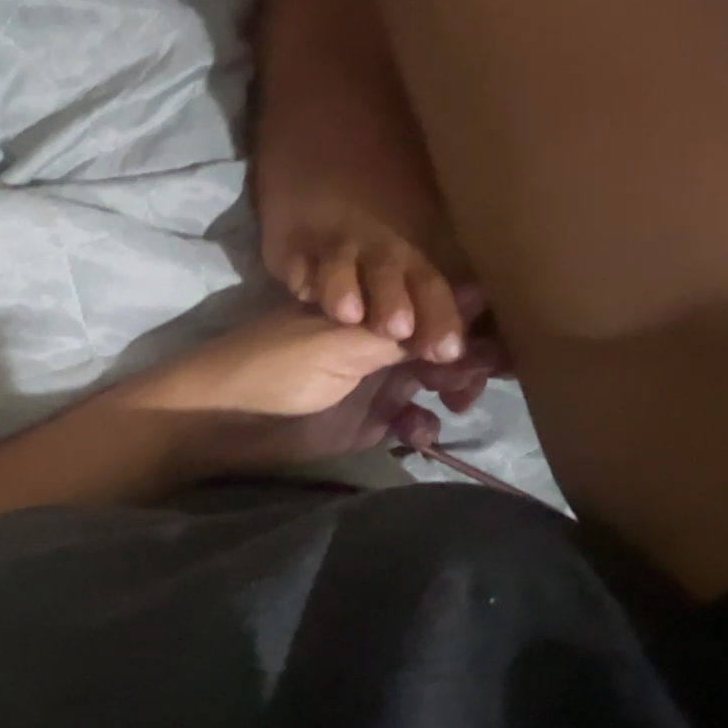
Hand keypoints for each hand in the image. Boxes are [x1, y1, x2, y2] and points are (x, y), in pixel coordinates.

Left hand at [116, 309, 497, 476]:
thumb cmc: (272, 369)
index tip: (508, 338)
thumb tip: (475, 293)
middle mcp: (376, 341)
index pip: (434, 304)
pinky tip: (417, 434)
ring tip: (454, 403)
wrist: (219, 423)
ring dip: (453, 392)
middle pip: (443, 345)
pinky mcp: (363, 422)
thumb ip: (403, 330)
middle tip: (478, 378)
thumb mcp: (339, 342)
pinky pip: (410, 421)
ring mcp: (371, 382)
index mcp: (368, 308)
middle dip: (471, 358)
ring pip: (433, 383)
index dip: (472, 319)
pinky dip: (422, 426)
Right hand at [260, 170, 470, 361]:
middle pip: (388, 276)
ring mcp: (327, 243)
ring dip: (344, 289)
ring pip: (339, 265)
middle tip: (399, 330)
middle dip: (394, 301)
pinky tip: (301, 290)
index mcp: (407, 253)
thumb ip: (432, 281)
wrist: (321, 144)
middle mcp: (370, 249)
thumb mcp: (413, 233)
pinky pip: (292, 257)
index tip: (447, 352)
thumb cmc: (375, 201)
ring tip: (347, 314)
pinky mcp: (288, 241)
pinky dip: (298, 273)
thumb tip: (468, 323)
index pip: (430, 286)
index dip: (439, 317)